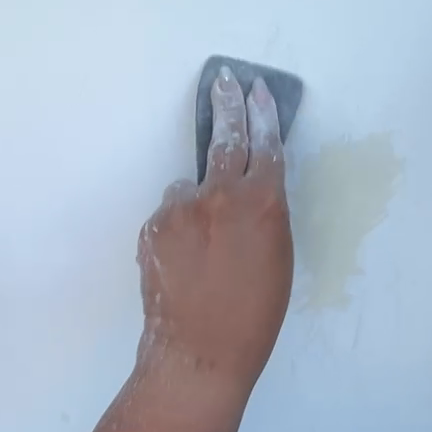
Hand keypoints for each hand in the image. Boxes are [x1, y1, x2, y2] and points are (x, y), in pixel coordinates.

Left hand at [135, 66, 293, 396]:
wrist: (199, 350)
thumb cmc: (255, 315)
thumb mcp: (277, 257)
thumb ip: (261, 213)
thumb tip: (240, 190)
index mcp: (262, 203)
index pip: (265, 144)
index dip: (263, 115)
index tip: (257, 91)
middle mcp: (220, 195)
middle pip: (225, 139)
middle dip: (228, 106)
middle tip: (225, 81)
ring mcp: (180, 208)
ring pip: (189, 186)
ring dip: (196, 199)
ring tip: (203, 244)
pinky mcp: (153, 225)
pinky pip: (170, 213)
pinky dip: (177, 224)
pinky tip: (184, 259)